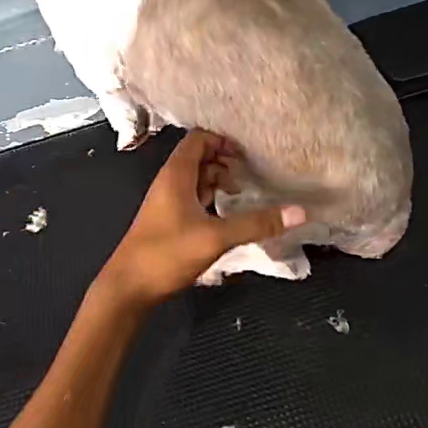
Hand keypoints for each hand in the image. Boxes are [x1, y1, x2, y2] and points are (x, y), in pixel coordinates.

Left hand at [93, 130, 304, 308]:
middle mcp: (169, 182)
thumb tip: (299, 211)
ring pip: (196, 180)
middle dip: (225, 162)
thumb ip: (256, 223)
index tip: (248, 155)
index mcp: (176, 174)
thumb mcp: (216, 237)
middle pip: (199, 157)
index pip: (199, 139)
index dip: (223, 141)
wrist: (128, 288)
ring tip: (242, 195)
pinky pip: (192, 198)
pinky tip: (226, 217)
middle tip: (250, 176)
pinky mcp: (167, 221)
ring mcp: (166, 202)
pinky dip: (210, 199)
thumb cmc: (166, 254)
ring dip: (218, 182)